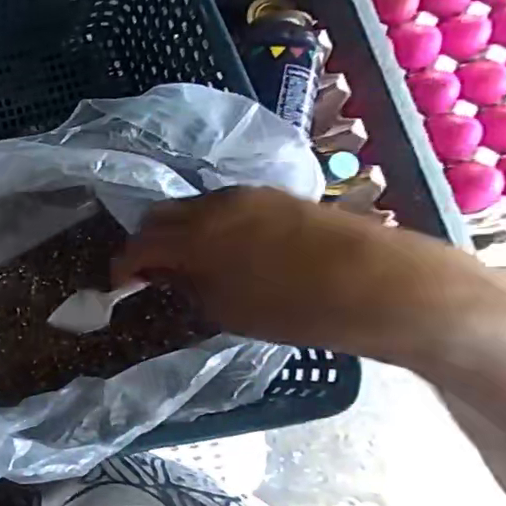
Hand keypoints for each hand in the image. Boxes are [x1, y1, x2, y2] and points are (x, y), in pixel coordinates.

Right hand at [110, 187, 505, 367]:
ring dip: (179, 231)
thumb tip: (162, 273)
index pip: (136, 246)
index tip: (118, 286)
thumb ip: (185, 287)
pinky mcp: (277, 195)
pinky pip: (223, 206)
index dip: (120, 267)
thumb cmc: (298, 310)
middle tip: (151, 272)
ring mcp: (247, 195)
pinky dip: (210, 225)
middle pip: (157, 215)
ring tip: (190, 263)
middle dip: (147, 242)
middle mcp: (212, 204)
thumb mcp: (226, 311)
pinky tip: (227, 250)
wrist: (388, 286)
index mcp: (193, 236)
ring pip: (191, 207)